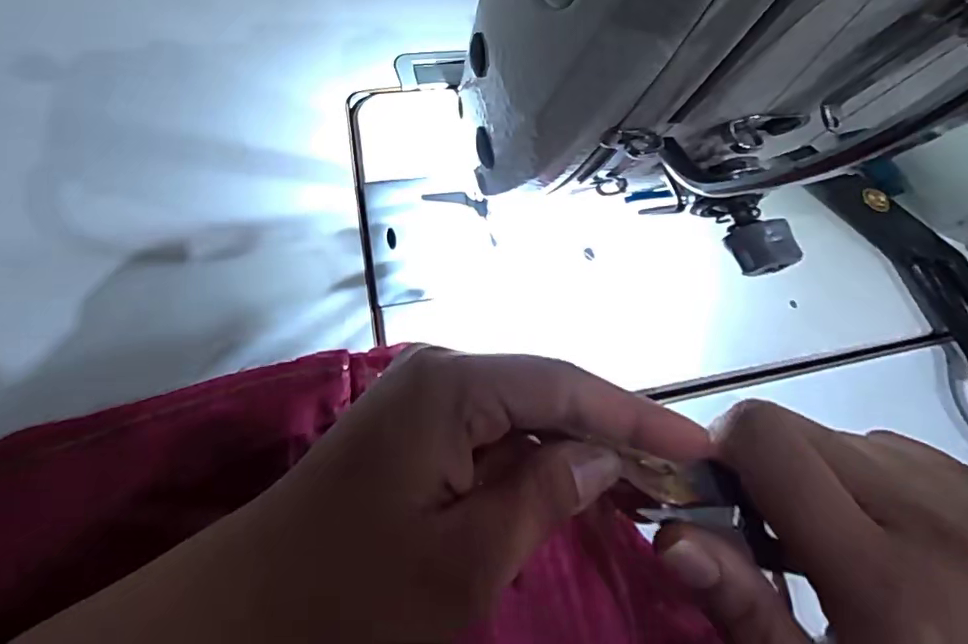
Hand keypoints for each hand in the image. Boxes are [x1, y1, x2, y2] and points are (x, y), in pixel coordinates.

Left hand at [14, 347, 710, 643]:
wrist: (259, 594)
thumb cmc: (358, 586)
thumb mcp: (465, 558)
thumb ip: (539, 495)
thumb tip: (601, 456)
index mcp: (448, 384)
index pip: (562, 381)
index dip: (637, 414)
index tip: (708, 451)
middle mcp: (432, 373)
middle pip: (541, 388)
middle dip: (611, 430)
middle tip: (686, 481)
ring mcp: (416, 398)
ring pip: (516, 409)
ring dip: (574, 444)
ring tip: (644, 488)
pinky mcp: (408, 427)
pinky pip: (486, 430)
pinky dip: (532, 456)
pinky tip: (568, 486)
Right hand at [655, 401, 967, 643]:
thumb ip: (744, 607)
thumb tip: (670, 536)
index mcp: (888, 578)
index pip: (765, 433)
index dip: (724, 447)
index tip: (723, 494)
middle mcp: (944, 525)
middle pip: (798, 429)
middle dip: (771, 468)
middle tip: (780, 533)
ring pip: (848, 438)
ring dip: (827, 476)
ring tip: (850, 544)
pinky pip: (908, 454)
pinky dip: (881, 484)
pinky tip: (904, 544)